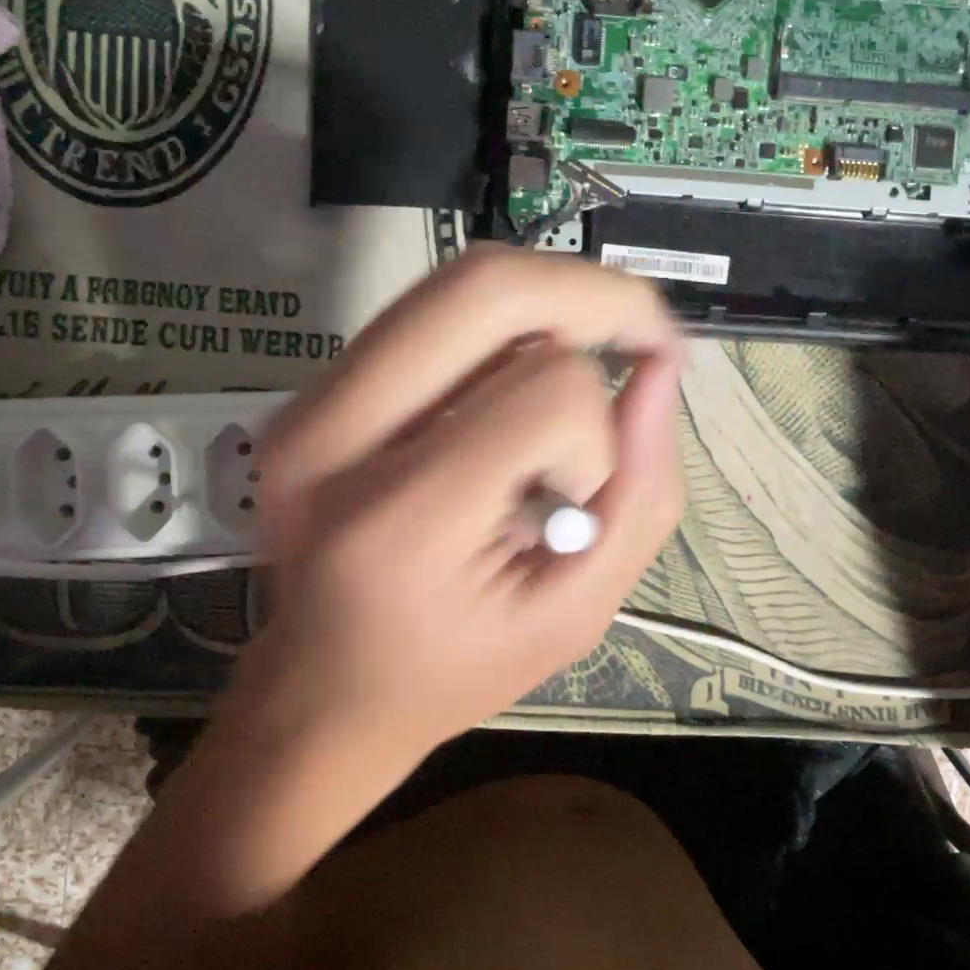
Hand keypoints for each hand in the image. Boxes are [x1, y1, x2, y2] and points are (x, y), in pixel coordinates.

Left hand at [236, 248, 685, 761]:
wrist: (322, 686)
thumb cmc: (451, 668)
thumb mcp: (573, 617)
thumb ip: (639, 497)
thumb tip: (660, 371)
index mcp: (400, 520)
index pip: (544, 394)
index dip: (598, 435)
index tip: (583, 494)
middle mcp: (333, 437)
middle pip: (484, 288)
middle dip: (594, 297)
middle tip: (645, 338)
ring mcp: (308, 402)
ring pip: (456, 282)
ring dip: (547, 310)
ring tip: (584, 367)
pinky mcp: (309, 389)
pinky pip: (427, 312)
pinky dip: (499, 327)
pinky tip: (518, 379)